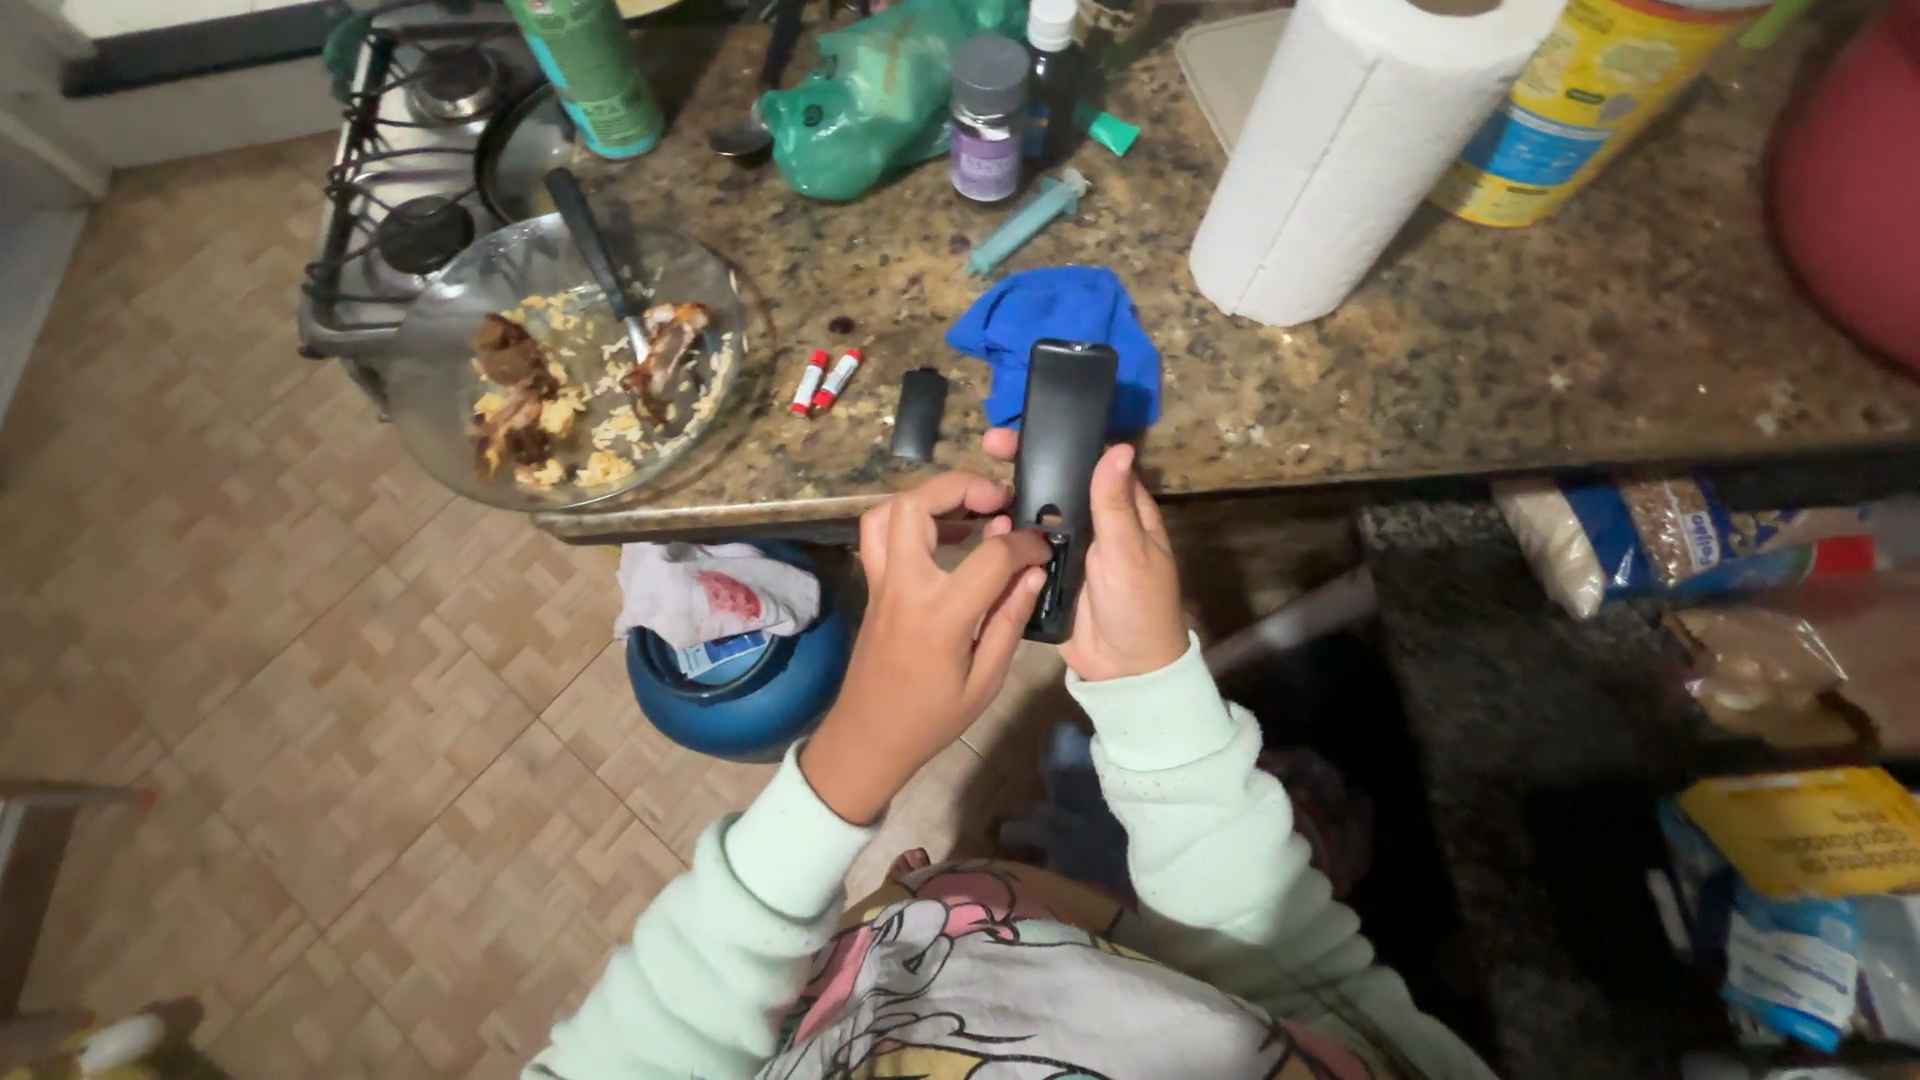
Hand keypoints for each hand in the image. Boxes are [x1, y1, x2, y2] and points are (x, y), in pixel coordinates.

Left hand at [800, 471, 1051, 823]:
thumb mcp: (985, 681)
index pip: (990, 555)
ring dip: (929, 497)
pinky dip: (910, 517)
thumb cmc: (930, 718)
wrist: (868, 737)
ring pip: (887, 511)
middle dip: (960, 486)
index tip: (1043, 547)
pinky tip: (946, 531)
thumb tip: (1034, 570)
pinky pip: (880, 533)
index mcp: (940, 615)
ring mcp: (881, 582)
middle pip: (915, 506)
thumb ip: (1009, 619)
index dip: (1025, 543)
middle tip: (998, 497)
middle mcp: (903, 586)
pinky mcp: (873, 585)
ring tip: (971, 507)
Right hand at [983, 429, 1187, 682]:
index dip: (1060, 441)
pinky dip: (1003, 541)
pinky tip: (985, 533)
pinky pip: (1020, 552)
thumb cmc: (1139, 605)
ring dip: (1008, 503)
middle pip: (1054, 484)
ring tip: (982, 495)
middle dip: (1023, 465)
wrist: (1124, 669)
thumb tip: (1117, 449)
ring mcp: (1064, 549)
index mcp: (1120, 510)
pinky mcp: (1043, 575)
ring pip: (1032, 516)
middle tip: (988, 445)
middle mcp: (1090, 523)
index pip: (1089, 462)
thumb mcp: (1129, 552)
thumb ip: (1115, 504)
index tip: (1027, 427)